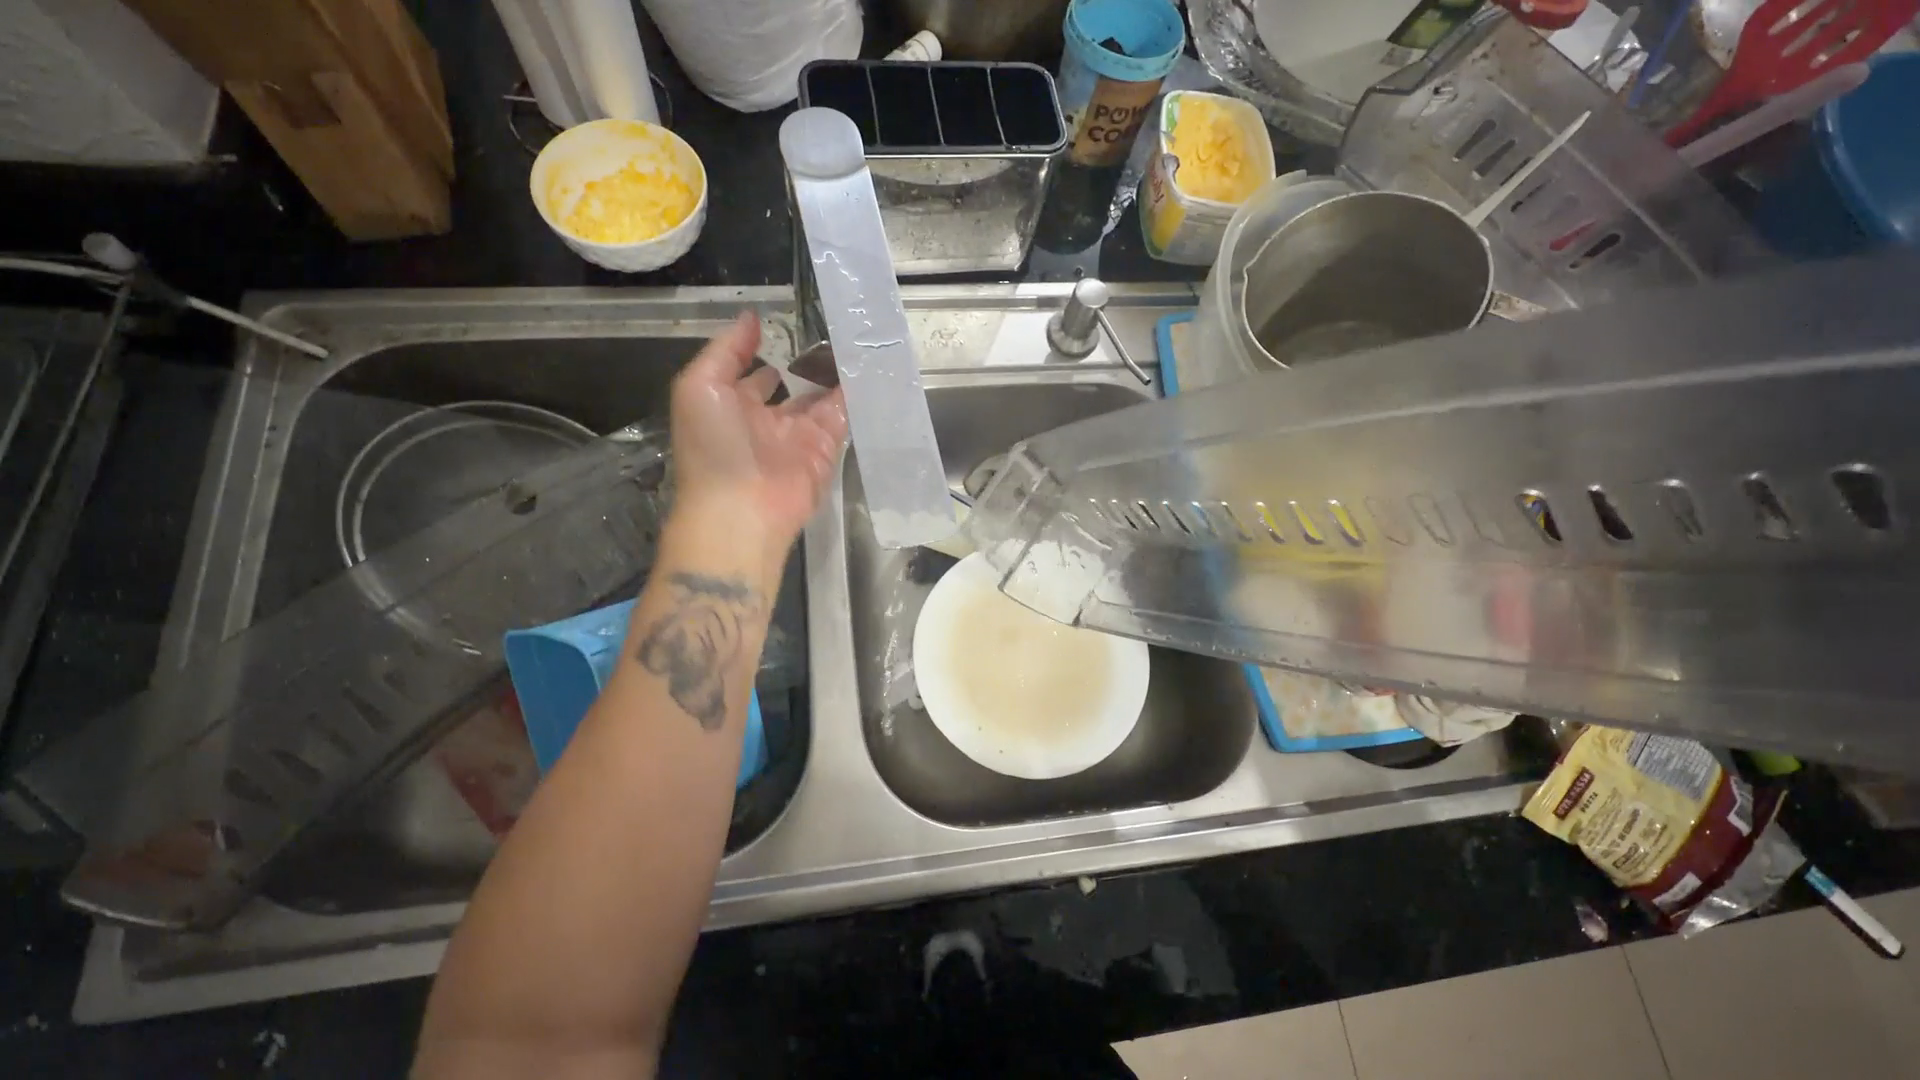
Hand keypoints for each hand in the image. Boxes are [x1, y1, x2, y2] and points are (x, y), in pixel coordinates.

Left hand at [668, 312, 848, 546]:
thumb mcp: (700, 386)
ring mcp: (798, 435)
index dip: (768, 349)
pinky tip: (867, 363)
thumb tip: (753, 318)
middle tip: (833, 326)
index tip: (791, 322)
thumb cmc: (712, 446)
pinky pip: (843, 416)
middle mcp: (765, 420)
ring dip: (835, 372)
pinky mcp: (826, 449)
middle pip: (792, 385)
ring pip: (821, 398)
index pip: (754, 372)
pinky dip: (856, 393)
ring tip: (856, 335)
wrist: (740, 510)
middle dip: (808, 361)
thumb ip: (726, 349)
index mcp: (730, 405)